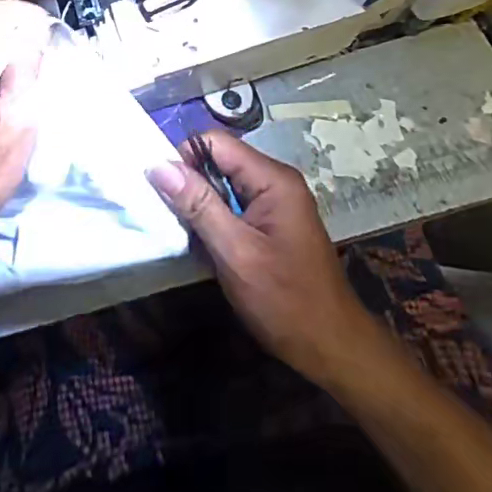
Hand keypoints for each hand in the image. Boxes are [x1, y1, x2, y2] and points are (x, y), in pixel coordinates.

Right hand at [147, 131, 373, 386]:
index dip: (184, 158)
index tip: (164, 191)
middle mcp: (276, 182)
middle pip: (218, 161)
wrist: (332, 349)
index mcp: (273, 179)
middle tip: (174, 218)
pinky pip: (233, 206)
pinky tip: (209, 248)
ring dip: (201, 206)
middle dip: (191, 184)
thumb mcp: (235, 252)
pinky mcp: (271, 224)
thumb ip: (197, 204)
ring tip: (191, 236)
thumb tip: (158, 165)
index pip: (215, 142)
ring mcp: (275, 204)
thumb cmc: (285, 301)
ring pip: (222, 185)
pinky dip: (215, 221)